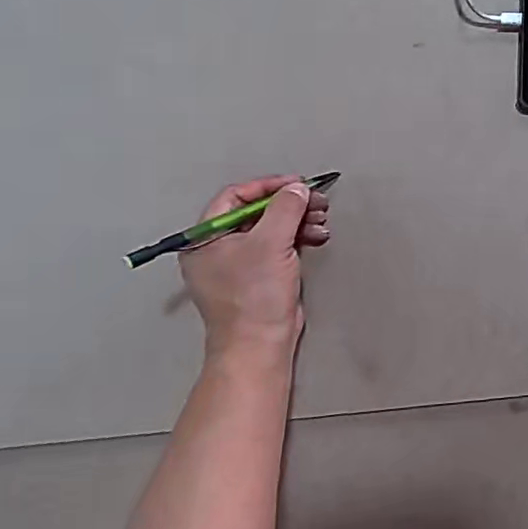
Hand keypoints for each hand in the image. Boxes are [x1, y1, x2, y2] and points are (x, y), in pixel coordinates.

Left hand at [179, 175, 330, 355]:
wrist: (260, 344)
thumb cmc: (254, 297)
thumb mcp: (270, 242)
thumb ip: (285, 207)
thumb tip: (297, 189)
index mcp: (205, 237)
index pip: (236, 196)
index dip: (268, 186)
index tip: (295, 184)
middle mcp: (218, 248)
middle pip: (257, 212)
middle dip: (289, 205)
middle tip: (315, 201)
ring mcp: (239, 264)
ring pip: (271, 228)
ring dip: (299, 220)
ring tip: (321, 219)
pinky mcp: (259, 276)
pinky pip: (278, 246)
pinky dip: (298, 238)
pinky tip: (317, 236)